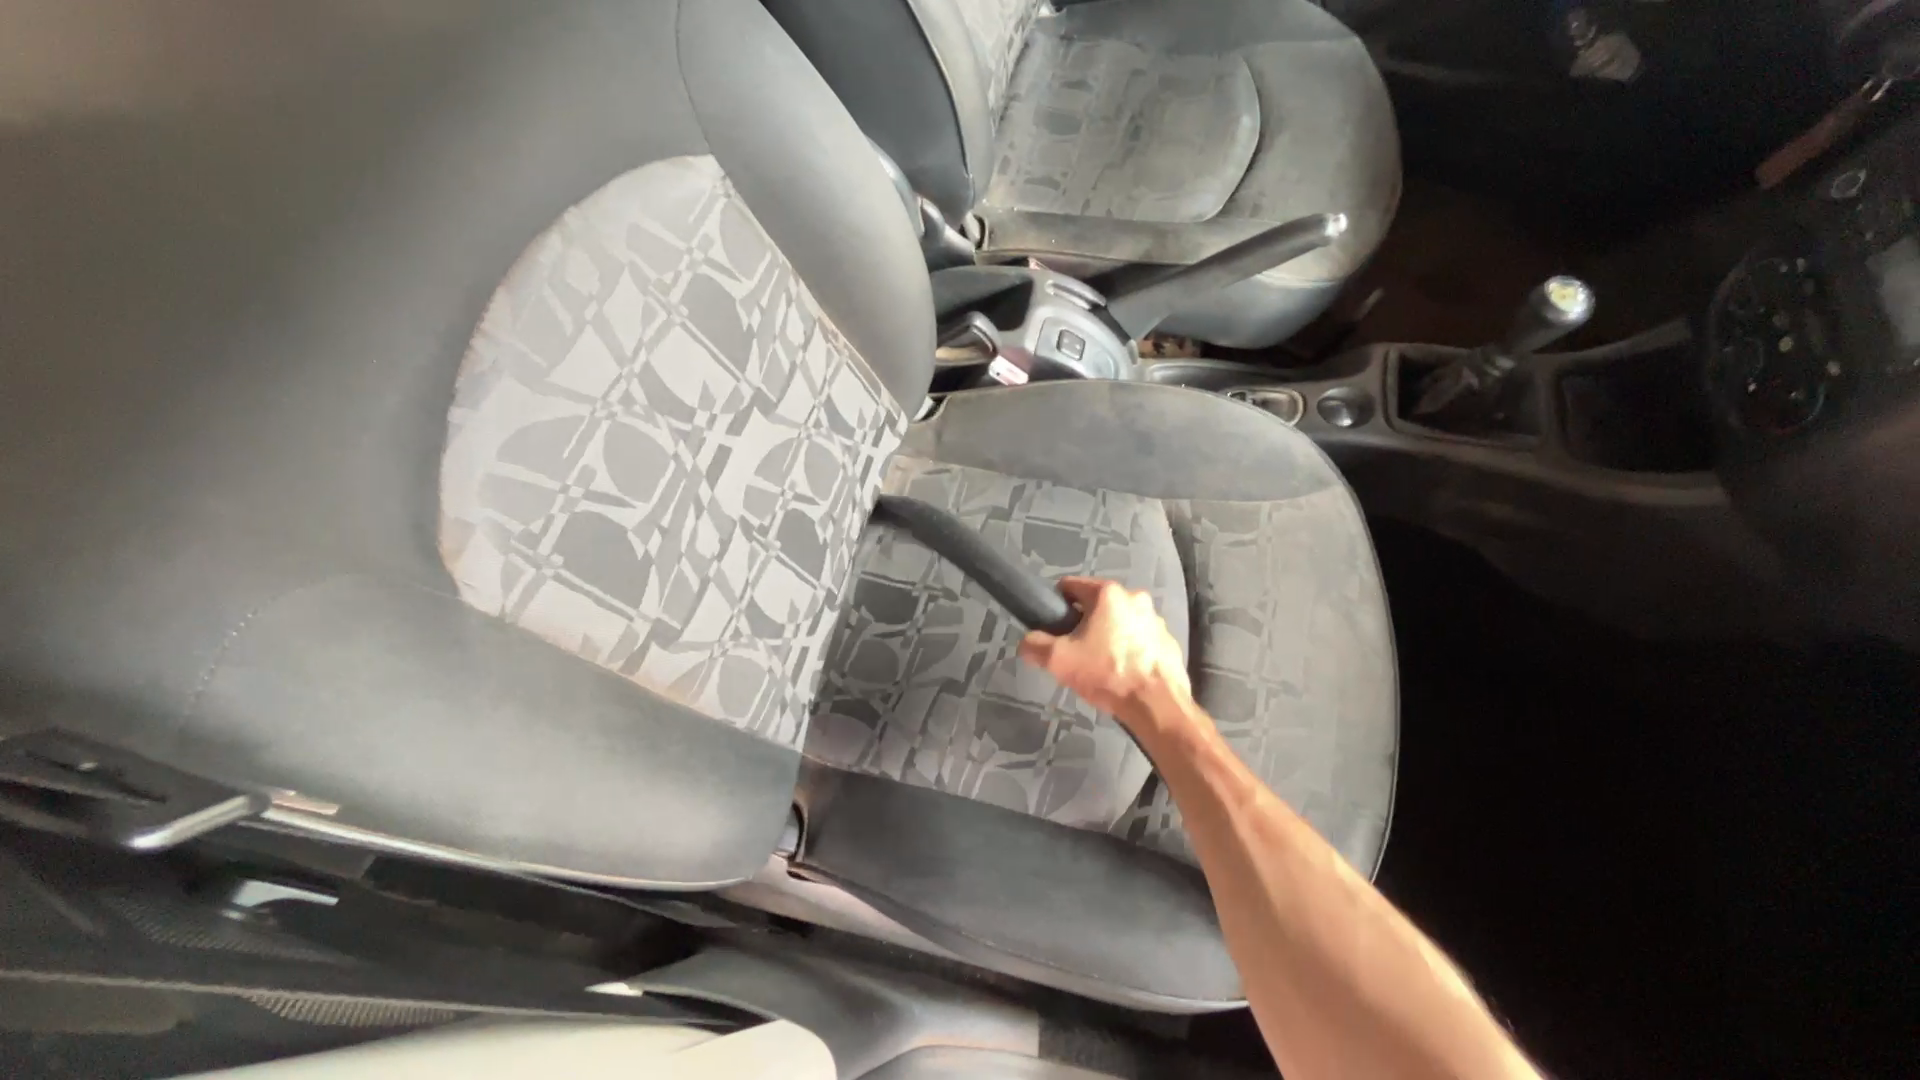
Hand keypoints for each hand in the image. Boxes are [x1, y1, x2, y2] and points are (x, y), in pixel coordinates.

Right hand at [1019, 576, 1197, 739]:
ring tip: (1101, 667)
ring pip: (1121, 623)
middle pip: (1097, 606)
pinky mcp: (1169, 642)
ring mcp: (1156, 620)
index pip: (1070, 586)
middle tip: (1076, 652)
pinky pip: (1141, 641)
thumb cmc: (1106, 674)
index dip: (1056, 604)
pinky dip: (1131, 651)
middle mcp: (1136, 598)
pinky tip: (1124, 674)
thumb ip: (1034, 645)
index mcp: (1108, 594)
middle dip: (1084, 624)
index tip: (1053, 628)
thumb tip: (1028, 642)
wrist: (1156, 704)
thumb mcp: (1058, 660)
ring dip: (1109, 637)